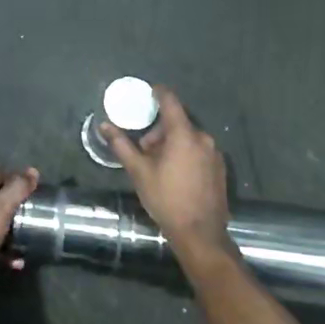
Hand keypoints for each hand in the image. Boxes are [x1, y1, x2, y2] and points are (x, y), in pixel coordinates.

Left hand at [0, 168, 39, 286]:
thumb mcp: (1, 207)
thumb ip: (18, 188)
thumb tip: (33, 171)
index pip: (0, 174)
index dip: (18, 183)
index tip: (34, 195)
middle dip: (13, 208)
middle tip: (31, 218)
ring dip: (8, 231)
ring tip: (25, 243)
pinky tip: (13, 261)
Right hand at [102, 87, 229, 252]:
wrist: (200, 232)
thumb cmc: (166, 198)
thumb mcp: (139, 171)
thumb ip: (122, 145)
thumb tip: (104, 126)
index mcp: (183, 134)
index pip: (170, 101)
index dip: (159, 93)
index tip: (149, 91)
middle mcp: (203, 137)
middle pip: (178, 122)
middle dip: (159, 131)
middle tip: (145, 150)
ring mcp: (214, 153)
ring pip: (189, 137)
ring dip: (172, 143)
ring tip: (159, 166)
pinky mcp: (220, 167)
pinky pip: (199, 150)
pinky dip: (186, 154)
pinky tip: (177, 175)